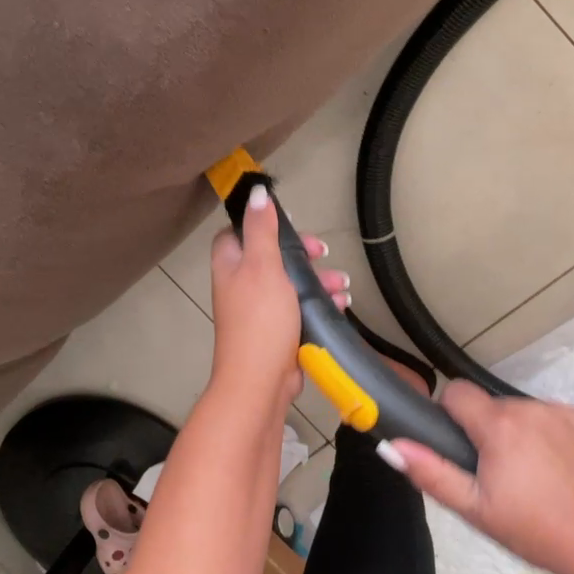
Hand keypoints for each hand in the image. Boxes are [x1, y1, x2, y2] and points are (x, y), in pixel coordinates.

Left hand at [207, 183, 349, 415]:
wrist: (261, 381)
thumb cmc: (260, 319)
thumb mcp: (262, 266)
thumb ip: (261, 229)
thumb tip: (256, 193)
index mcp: (231, 266)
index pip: (237, 233)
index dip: (261, 224)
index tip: (288, 223)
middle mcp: (241, 285)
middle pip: (272, 257)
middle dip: (302, 254)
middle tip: (322, 252)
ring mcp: (261, 311)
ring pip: (292, 283)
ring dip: (318, 279)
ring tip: (342, 284)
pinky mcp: (280, 331)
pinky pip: (301, 309)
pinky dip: (321, 304)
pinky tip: (341, 304)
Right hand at [385, 381, 573, 573]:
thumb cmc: (536, 532)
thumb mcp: (476, 510)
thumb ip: (431, 473)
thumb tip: (392, 445)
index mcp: (499, 425)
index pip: (456, 392)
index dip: (450, 415)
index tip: (459, 446)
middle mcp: (531, 407)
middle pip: (493, 407)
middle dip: (488, 433)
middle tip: (499, 477)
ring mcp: (565, 412)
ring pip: (526, 413)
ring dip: (521, 435)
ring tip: (534, 479)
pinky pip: (557, 419)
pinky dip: (553, 438)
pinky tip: (562, 473)